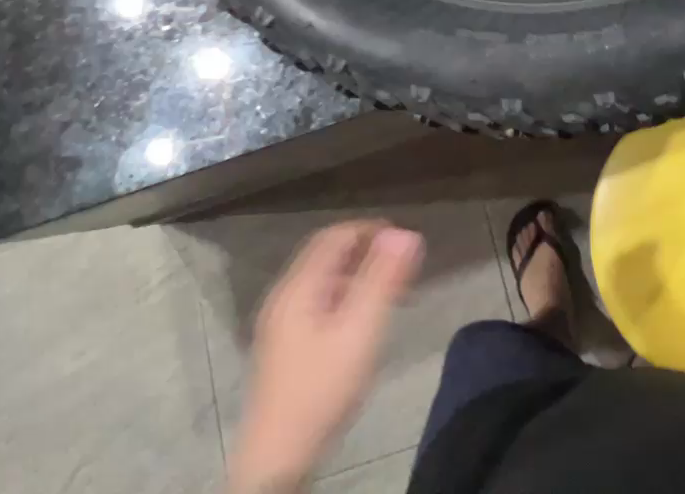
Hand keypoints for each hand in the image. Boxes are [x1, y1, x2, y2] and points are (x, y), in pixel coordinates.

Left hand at [228, 221, 424, 493]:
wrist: (278, 454)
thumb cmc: (323, 386)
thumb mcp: (361, 329)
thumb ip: (383, 280)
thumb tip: (406, 233)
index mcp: (299, 287)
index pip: (334, 236)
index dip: (371, 230)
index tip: (406, 241)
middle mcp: (285, 296)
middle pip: (327, 256)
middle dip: (366, 252)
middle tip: (403, 265)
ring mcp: (281, 322)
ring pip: (324, 280)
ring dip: (358, 276)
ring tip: (392, 291)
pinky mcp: (285, 344)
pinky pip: (319, 301)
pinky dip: (346, 296)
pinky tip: (364, 320)